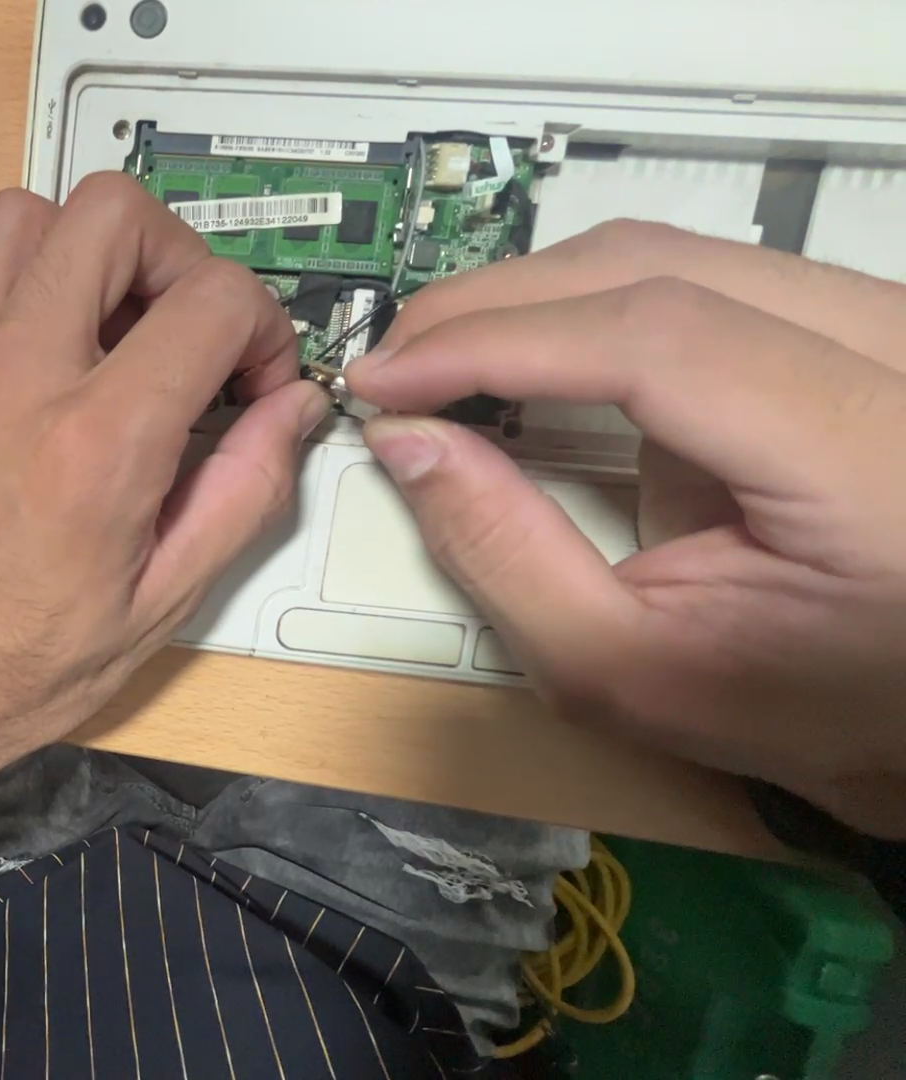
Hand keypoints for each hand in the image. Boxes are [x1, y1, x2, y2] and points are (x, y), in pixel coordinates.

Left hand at [0, 174, 330, 839]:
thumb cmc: (36, 664)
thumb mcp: (168, 599)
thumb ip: (245, 488)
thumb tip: (292, 404)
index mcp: (98, 443)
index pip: (213, 302)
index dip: (262, 329)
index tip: (251, 384)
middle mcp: (16, 381)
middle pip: (107, 213)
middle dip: (173, 255)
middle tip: (181, 331)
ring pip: (11, 220)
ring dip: (75, 250)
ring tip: (99, 325)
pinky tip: (0, 328)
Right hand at [346, 220, 905, 837]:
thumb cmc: (783, 701)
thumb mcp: (607, 662)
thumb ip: (495, 549)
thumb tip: (401, 436)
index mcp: (877, 467)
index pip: (658, 344)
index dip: (494, 346)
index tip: (378, 381)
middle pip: (654, 270)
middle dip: (483, 307)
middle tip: (388, 367)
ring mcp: (891, 330)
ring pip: (665, 254)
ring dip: (518, 300)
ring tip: (432, 361)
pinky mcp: (849, 328)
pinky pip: (684, 278)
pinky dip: (567, 308)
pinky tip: (508, 354)